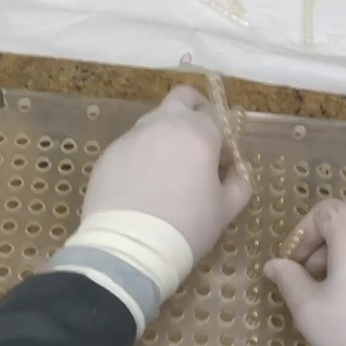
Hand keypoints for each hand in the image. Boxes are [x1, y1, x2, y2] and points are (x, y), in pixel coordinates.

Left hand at [82, 85, 251, 260]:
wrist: (130, 247)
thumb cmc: (187, 226)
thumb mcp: (226, 210)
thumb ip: (238, 183)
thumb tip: (236, 173)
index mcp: (197, 133)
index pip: (216, 117)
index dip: (223, 140)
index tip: (221, 166)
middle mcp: (162, 125)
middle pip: (182, 98)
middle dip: (194, 112)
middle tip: (197, 144)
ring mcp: (131, 138)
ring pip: (153, 122)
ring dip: (165, 137)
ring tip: (166, 174)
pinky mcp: (108, 155)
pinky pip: (130, 147)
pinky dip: (140, 158)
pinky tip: (141, 188)